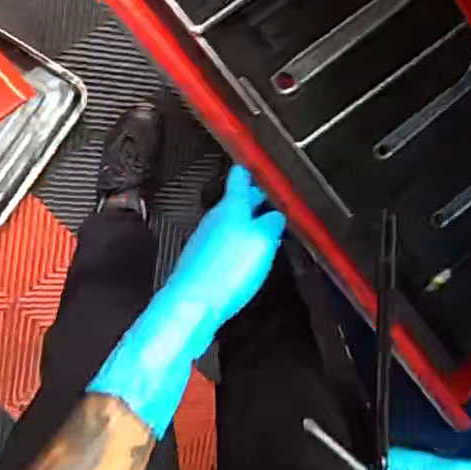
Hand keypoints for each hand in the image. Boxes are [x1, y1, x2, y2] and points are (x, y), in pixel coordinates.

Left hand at [162, 165, 286, 329]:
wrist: (194, 303)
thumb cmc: (226, 270)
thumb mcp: (263, 240)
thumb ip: (272, 222)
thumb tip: (277, 215)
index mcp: (232, 205)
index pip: (240, 177)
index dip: (252, 170)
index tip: (258, 166)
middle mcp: (216, 217)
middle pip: (236, 200)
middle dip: (254, 199)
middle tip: (271, 199)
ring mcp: (206, 237)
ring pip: (230, 221)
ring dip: (247, 222)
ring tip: (265, 228)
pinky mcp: (202, 259)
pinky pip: (224, 242)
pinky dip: (237, 242)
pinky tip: (247, 254)